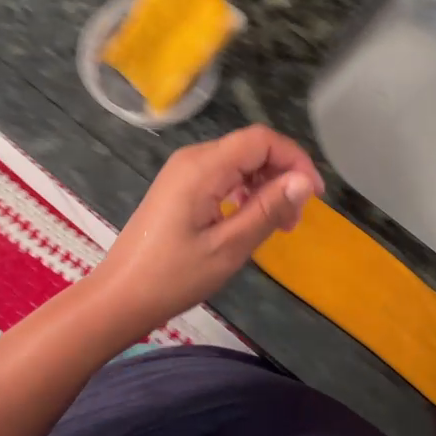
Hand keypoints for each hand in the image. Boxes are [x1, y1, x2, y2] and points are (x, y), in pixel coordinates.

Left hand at [86, 126, 322, 329]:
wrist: (121, 295)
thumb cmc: (173, 275)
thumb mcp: (228, 247)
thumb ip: (267, 209)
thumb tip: (303, 181)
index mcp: (202, 167)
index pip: (261, 140)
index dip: (294, 159)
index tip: (314, 196)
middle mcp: (192, 159)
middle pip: (250, 148)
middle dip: (281, 175)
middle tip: (294, 221)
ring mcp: (182, 172)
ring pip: (238, 162)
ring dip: (265, 186)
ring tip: (278, 226)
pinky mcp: (178, 188)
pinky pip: (221, 176)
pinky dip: (244, 192)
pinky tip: (249, 220)